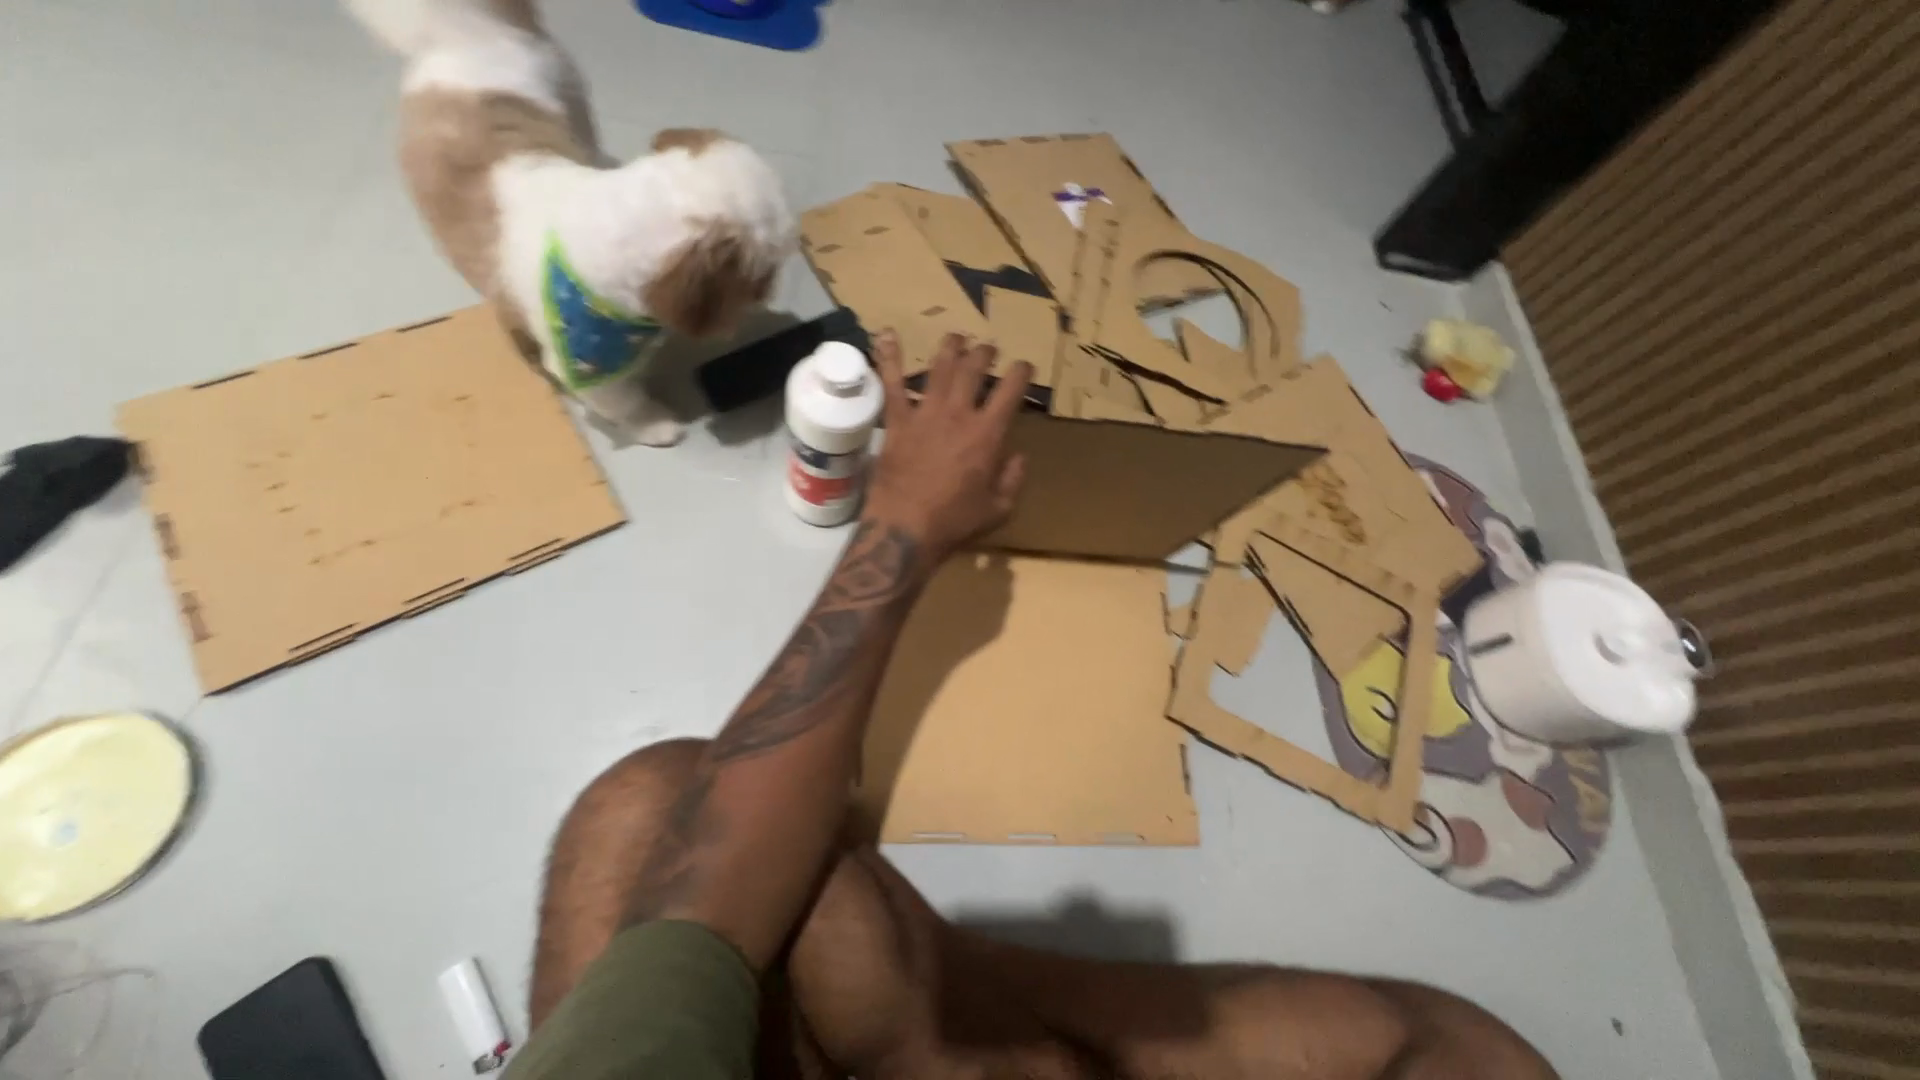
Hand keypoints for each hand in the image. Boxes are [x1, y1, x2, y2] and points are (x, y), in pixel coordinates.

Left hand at [864, 331, 1031, 559]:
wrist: (905, 530)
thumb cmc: (955, 523)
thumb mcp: (999, 509)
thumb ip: (1013, 480)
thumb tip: (1018, 456)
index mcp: (988, 434)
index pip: (1011, 389)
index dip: (1021, 372)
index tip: (1024, 367)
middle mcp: (958, 414)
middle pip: (974, 368)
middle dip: (985, 352)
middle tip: (988, 350)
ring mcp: (925, 414)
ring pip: (940, 367)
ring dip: (951, 347)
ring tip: (956, 338)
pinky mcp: (896, 422)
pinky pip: (892, 383)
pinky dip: (889, 357)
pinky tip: (886, 335)